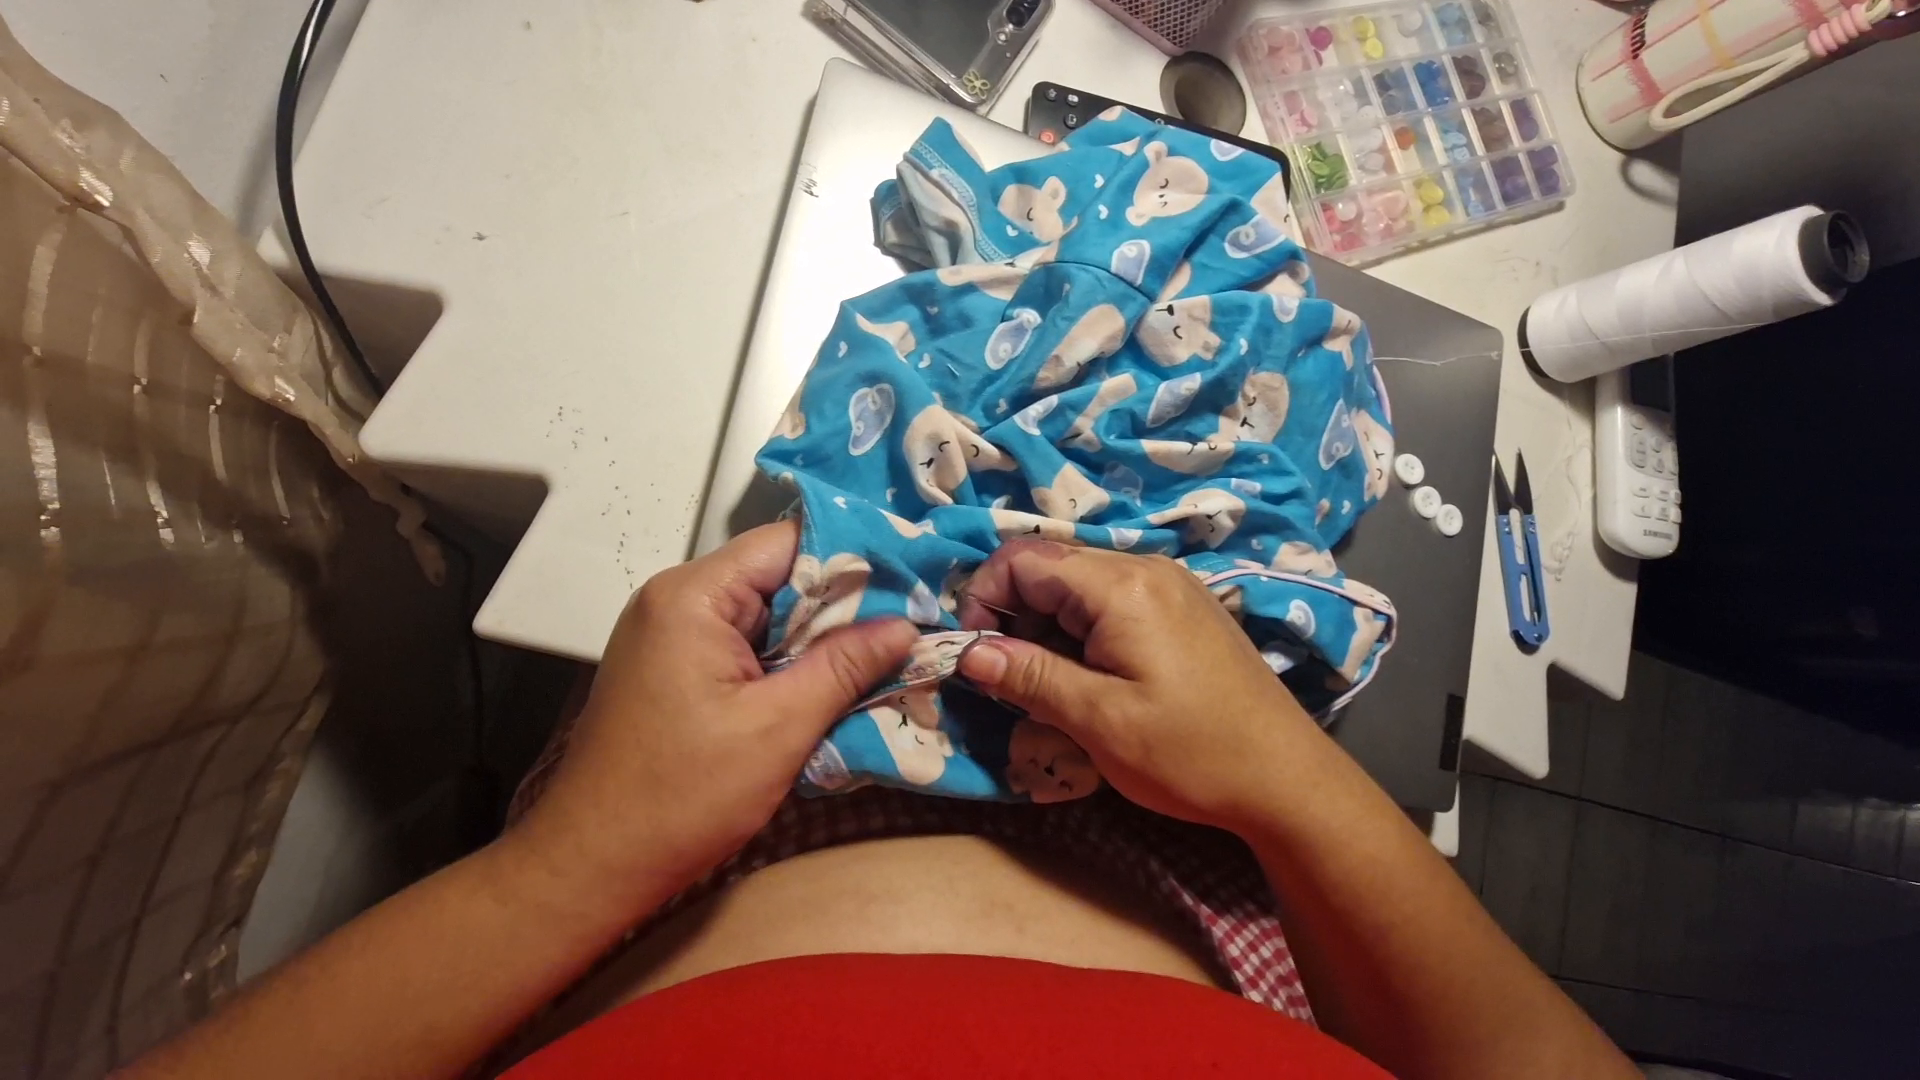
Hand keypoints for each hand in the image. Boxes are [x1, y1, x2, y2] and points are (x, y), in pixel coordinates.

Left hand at [506, 522, 916, 919]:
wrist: (591, 867)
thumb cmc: (682, 797)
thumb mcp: (778, 728)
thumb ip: (845, 667)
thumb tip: (906, 625)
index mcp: (695, 596)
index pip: (789, 543)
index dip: (853, 558)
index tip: (909, 584)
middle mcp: (679, 599)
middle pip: (780, 576)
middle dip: (844, 603)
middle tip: (908, 625)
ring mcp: (674, 634)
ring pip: (769, 613)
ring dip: (820, 637)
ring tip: (884, 654)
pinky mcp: (677, 667)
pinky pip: (748, 645)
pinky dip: (790, 661)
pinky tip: (832, 684)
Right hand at [956, 540, 1319, 830]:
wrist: (1287, 780)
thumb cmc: (1190, 754)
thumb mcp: (1098, 720)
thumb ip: (1029, 676)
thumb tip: (966, 652)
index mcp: (1121, 585)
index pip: (1023, 558)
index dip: (984, 597)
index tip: (975, 653)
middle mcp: (1145, 566)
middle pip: (1050, 565)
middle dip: (1013, 612)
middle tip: (1010, 676)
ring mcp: (1168, 584)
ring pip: (1077, 583)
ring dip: (1045, 624)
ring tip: (1049, 682)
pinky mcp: (1180, 606)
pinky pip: (1109, 598)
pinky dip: (1080, 628)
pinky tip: (1088, 674)